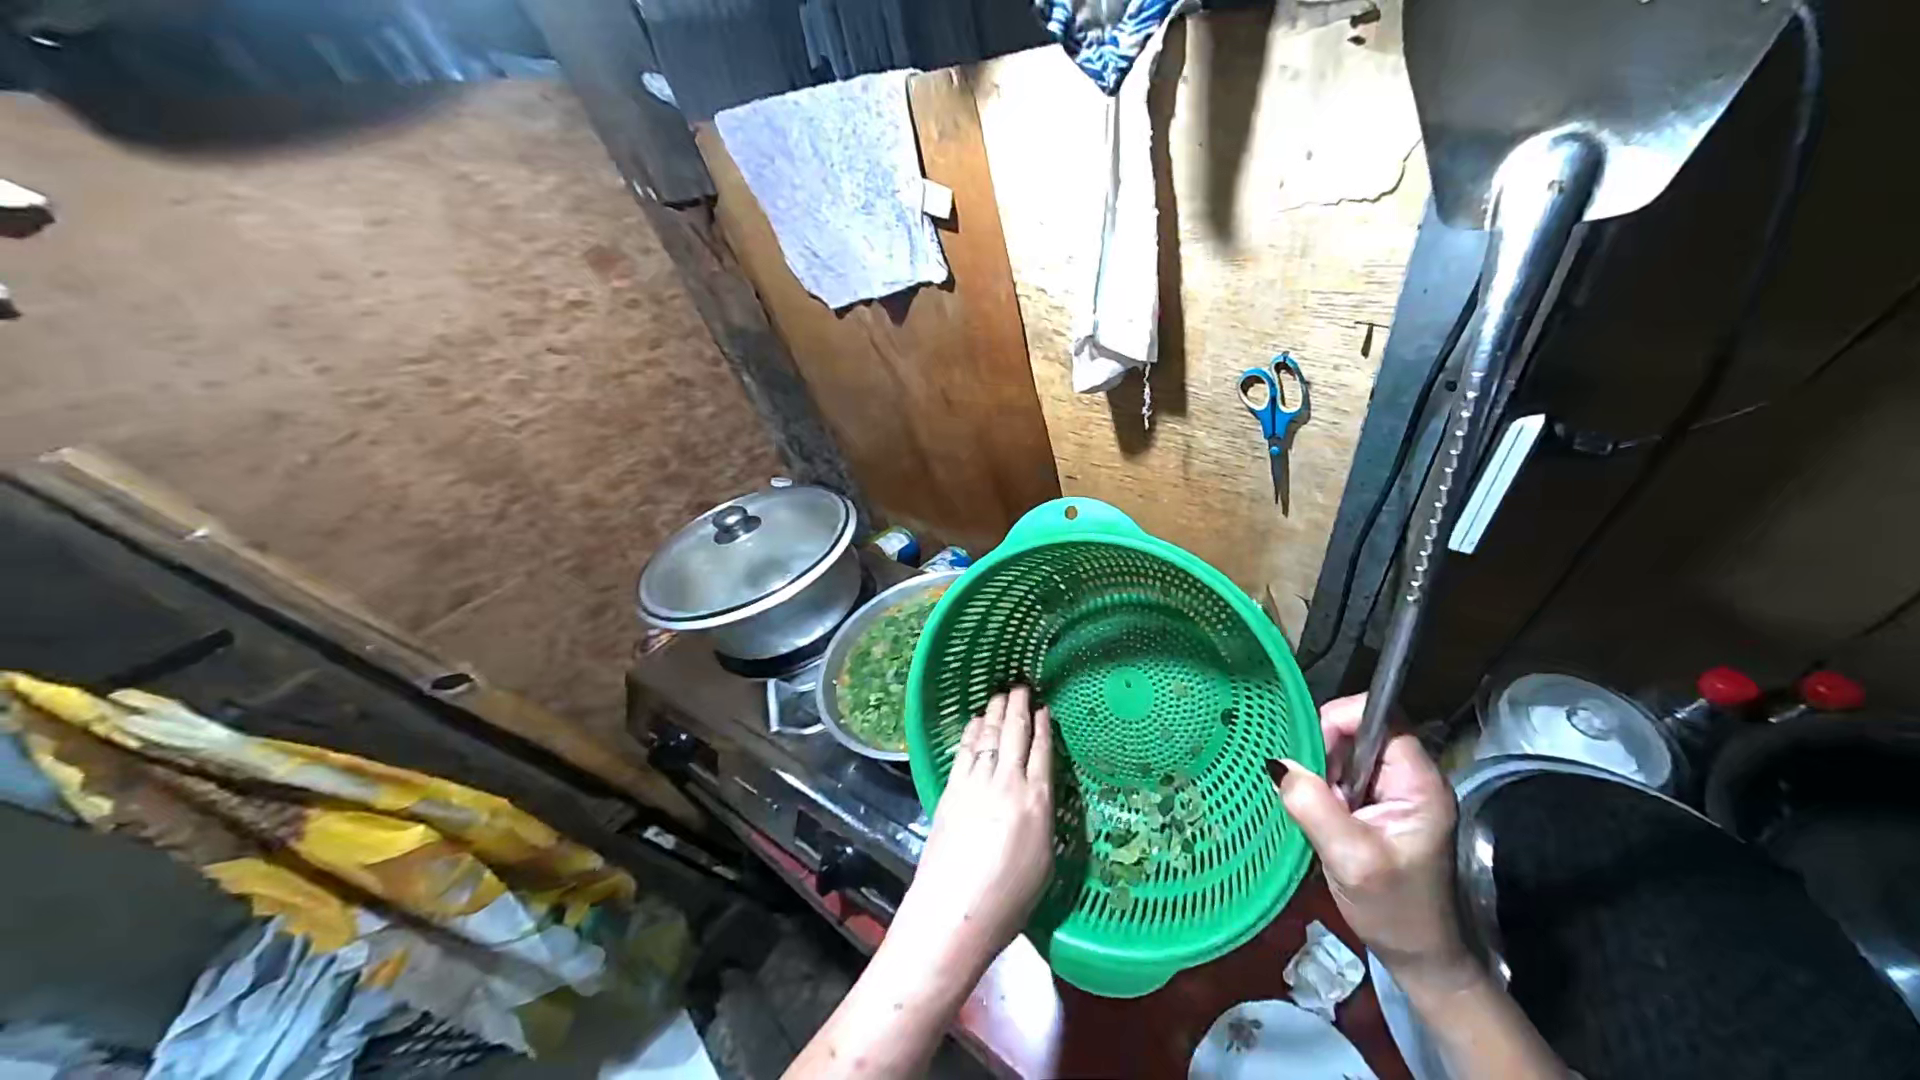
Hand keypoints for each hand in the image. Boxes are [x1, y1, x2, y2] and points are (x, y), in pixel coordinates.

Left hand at [892, 685, 1054, 972]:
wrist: (954, 913)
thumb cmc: (1008, 899)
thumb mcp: (1045, 861)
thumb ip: (1042, 819)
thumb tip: (1037, 798)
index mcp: (1038, 801)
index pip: (1042, 750)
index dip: (1044, 724)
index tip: (1044, 706)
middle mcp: (1007, 782)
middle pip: (1014, 732)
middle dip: (1019, 704)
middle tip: (1022, 683)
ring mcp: (976, 783)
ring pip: (988, 735)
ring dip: (995, 710)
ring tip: (1000, 693)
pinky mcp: (951, 790)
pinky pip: (965, 749)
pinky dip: (971, 730)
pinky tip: (974, 721)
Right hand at [1273, 694, 1474, 988]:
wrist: (1419, 955)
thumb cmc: (1396, 910)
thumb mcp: (1352, 860)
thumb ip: (1314, 807)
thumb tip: (1276, 765)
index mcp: (1418, 782)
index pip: (1379, 718)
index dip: (1339, 721)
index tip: (1309, 754)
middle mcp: (1407, 777)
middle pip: (1357, 730)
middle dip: (1322, 751)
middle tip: (1305, 787)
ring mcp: (1390, 791)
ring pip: (1343, 751)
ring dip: (1317, 771)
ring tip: (1309, 805)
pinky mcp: (1373, 805)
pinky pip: (1337, 774)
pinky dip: (1317, 785)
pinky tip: (1312, 811)